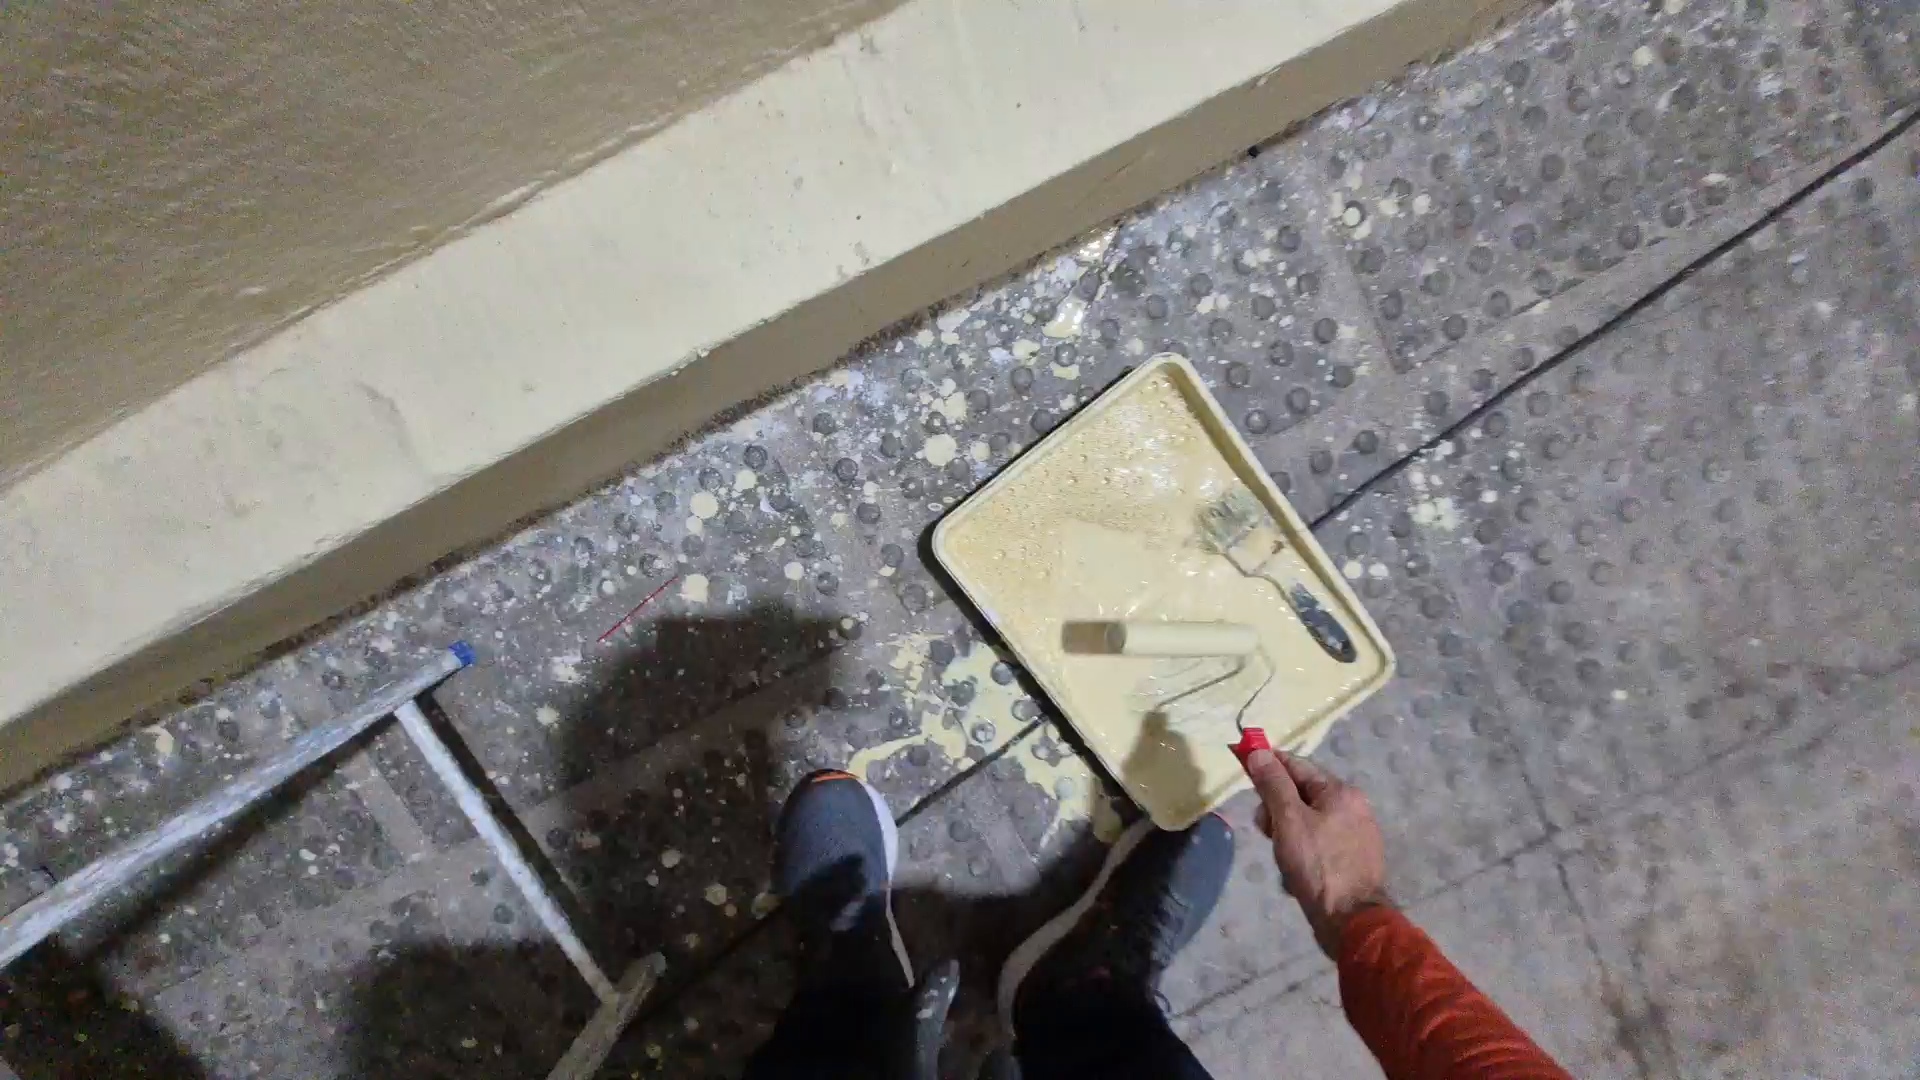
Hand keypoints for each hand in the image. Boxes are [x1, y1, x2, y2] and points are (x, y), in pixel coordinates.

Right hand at [1245, 749, 1390, 957]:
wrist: (1352, 923)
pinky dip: (1301, 850)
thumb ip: (1273, 783)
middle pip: (1300, 793)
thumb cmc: (1317, 865)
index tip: (1243, 769)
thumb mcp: (1288, 819)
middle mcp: (1353, 807)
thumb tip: (1259, 752)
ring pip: (1305, 819)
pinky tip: (1295, 869)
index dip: (1267, 765)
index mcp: (1341, 792)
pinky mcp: (1352, 858)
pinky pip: (1316, 841)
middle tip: (1266, 830)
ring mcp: (1355, 834)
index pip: (1295, 765)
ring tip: (1282, 857)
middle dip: (1276, 809)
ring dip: (1285, 833)